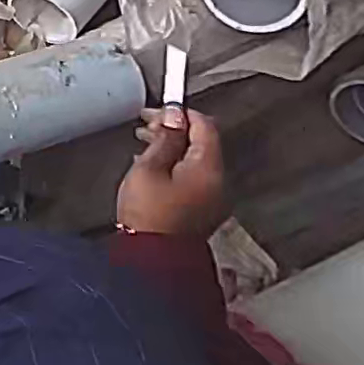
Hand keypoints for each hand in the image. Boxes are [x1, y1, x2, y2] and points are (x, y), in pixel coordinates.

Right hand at [117, 106, 227, 238]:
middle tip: (147, 124)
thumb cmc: (148, 213)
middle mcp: (218, 180)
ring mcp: (213, 196)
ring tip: (145, 144)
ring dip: (173, 147)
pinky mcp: (202, 209)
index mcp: (208, 167)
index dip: (182, 113)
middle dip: (176, 129)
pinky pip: (194, 177)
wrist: (151, 255)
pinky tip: (153, 167)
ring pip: (197, 159)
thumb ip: (164, 140)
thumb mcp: (147, 168)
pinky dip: (176, 165)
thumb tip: (174, 117)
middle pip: (202, 143)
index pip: (204, 126)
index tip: (160, 109)